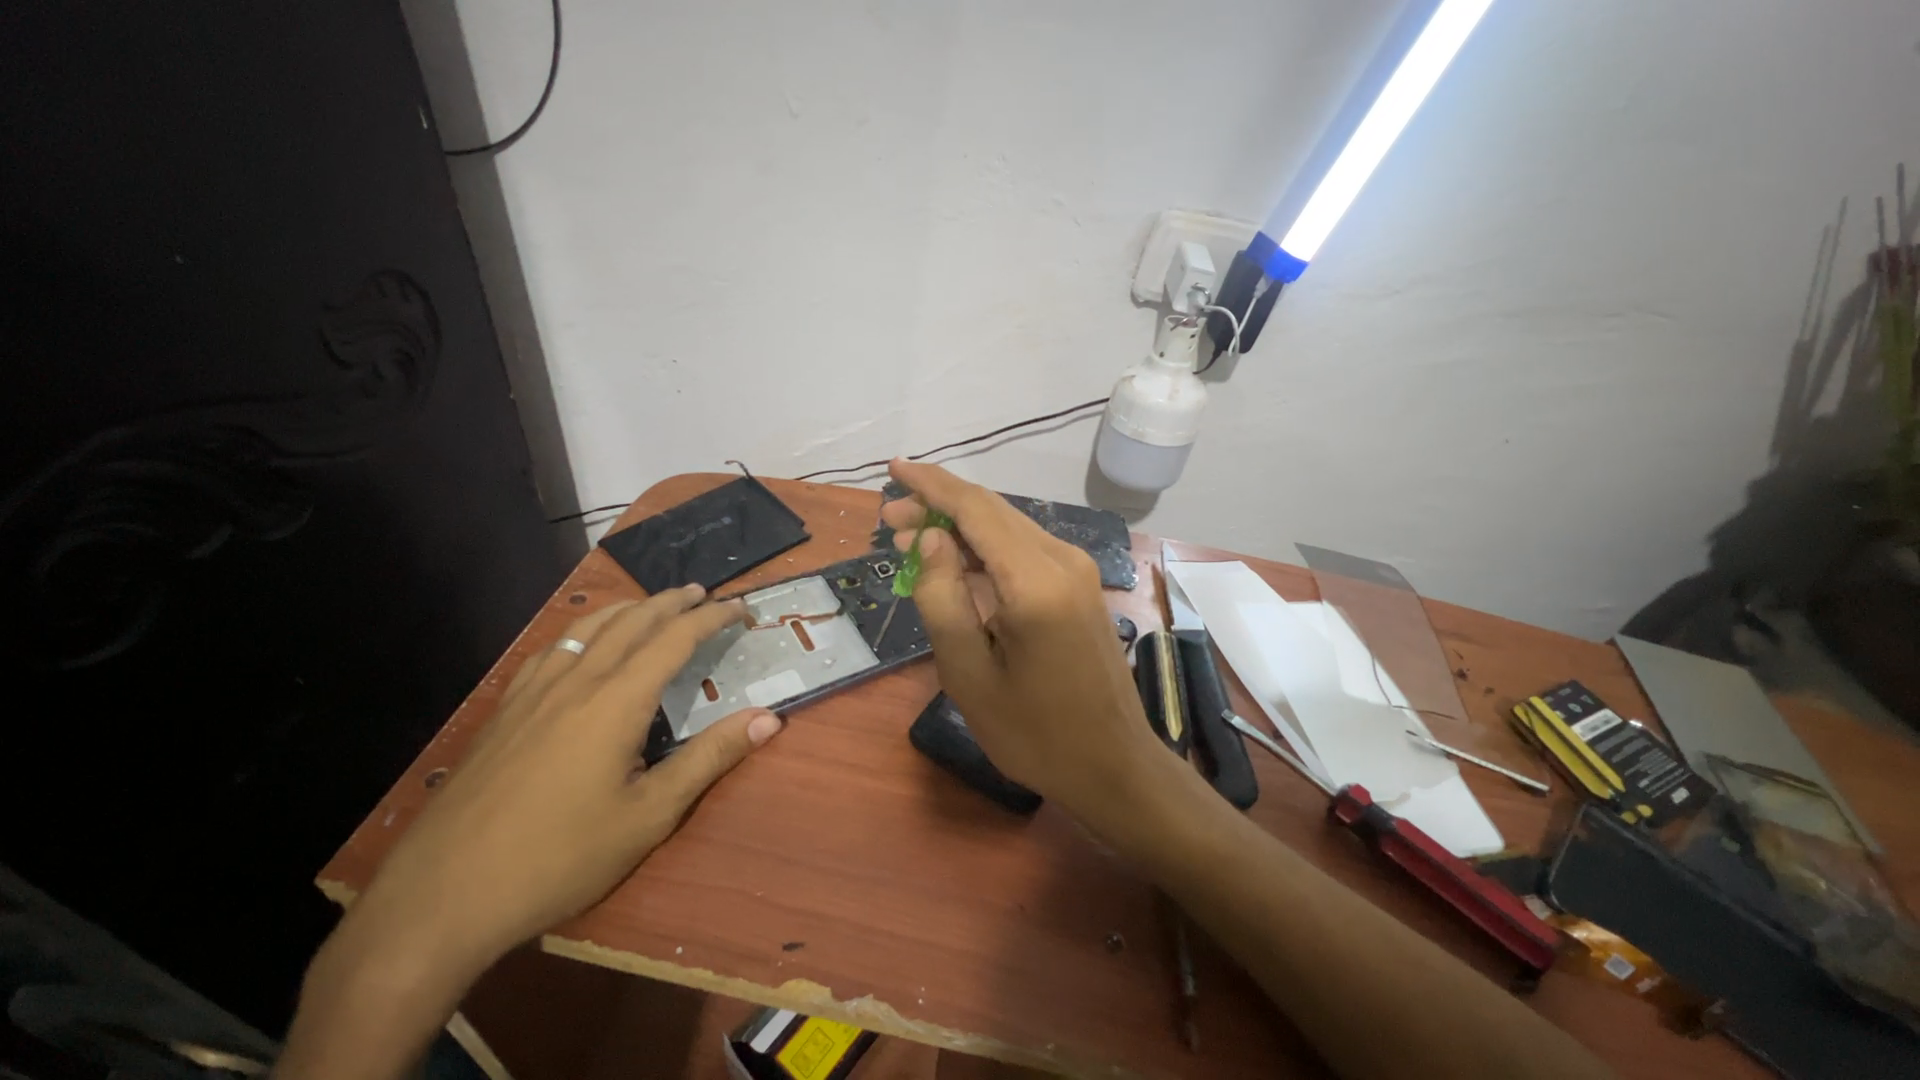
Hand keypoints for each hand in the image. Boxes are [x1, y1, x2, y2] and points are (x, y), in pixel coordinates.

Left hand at [342, 586, 782, 979]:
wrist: (444, 894)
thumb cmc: (560, 858)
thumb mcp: (648, 817)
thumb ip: (708, 759)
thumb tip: (769, 718)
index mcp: (615, 703)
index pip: (673, 640)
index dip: (710, 619)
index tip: (739, 609)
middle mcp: (574, 683)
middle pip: (629, 622)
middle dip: (670, 602)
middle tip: (702, 593)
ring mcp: (531, 695)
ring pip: (585, 629)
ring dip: (626, 610)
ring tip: (650, 606)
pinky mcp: (502, 714)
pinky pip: (550, 652)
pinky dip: (581, 633)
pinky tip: (578, 649)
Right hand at [881, 461, 1166, 819]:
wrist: (1112, 766)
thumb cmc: (1033, 732)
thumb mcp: (968, 674)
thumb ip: (943, 599)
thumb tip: (930, 538)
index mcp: (1035, 581)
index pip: (975, 510)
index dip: (930, 485)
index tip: (892, 470)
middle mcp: (1062, 562)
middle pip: (992, 512)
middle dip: (938, 506)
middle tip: (890, 521)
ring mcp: (1077, 573)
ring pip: (1009, 529)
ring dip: (960, 527)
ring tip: (910, 539)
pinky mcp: (1079, 589)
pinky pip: (1024, 551)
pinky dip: (985, 549)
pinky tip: (955, 564)